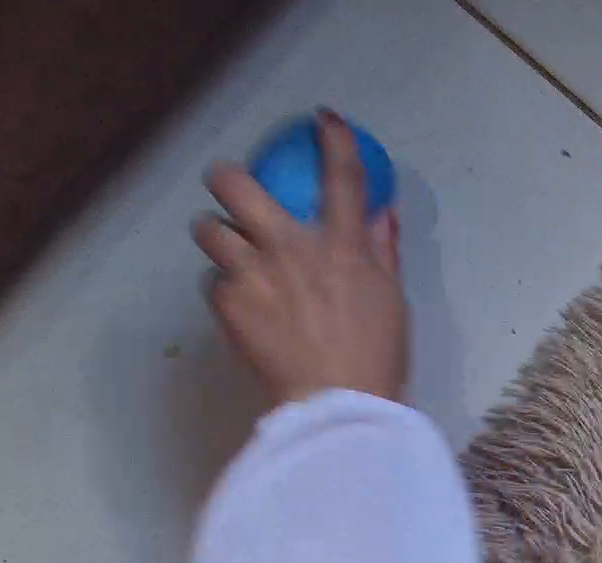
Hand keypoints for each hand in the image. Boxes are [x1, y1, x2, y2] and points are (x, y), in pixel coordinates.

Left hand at [193, 108, 406, 404]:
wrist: (339, 403)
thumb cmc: (378, 356)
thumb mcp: (392, 303)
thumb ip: (381, 254)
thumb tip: (380, 215)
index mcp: (344, 249)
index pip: (342, 180)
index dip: (334, 142)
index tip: (324, 121)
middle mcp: (292, 248)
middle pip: (232, 182)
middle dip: (229, 184)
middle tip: (240, 204)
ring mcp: (252, 272)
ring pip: (209, 228)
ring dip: (224, 241)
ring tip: (242, 267)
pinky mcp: (225, 301)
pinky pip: (213, 280)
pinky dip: (229, 291)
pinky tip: (251, 314)